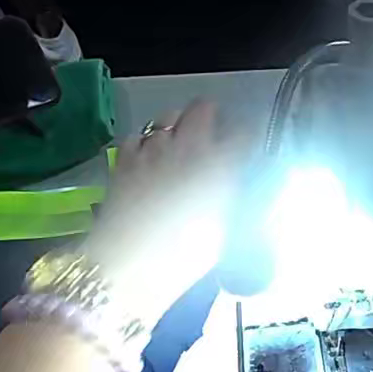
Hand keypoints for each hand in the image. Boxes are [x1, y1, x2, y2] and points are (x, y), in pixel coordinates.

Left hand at [84, 100, 251, 312]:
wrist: (131, 262)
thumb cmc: (188, 253)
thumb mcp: (226, 227)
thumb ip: (234, 197)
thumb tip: (239, 186)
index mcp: (222, 164)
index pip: (245, 132)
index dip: (248, 138)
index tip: (248, 148)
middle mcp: (189, 146)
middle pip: (203, 109)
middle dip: (212, 118)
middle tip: (214, 136)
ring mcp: (153, 149)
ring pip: (168, 116)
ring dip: (178, 126)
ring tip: (181, 144)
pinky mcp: (124, 159)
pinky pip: (138, 137)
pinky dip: (146, 142)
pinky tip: (150, 158)